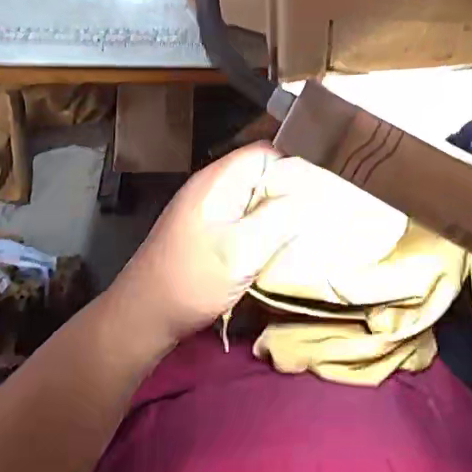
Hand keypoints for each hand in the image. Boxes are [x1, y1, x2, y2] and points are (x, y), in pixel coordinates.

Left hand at [107, 143, 396, 344]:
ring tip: (316, 221)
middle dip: (296, 185)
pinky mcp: (212, 231)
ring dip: (283, 207)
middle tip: (329, 203)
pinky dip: (270, 224)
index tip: (329, 179)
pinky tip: (287, 241)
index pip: (267, 151)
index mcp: (218, 181)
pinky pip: (249, 216)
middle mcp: (215, 187)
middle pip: (265, 172)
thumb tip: (314, 195)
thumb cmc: (189, 282)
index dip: (298, 161)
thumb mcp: (241, 251)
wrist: (141, 319)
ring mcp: (212, 210)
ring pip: (258, 196)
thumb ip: (279, 218)